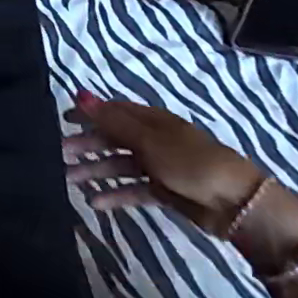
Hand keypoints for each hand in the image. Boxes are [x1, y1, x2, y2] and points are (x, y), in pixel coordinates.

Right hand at [62, 90, 264, 229]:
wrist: (235, 203)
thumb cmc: (190, 162)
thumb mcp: (149, 140)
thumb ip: (112, 121)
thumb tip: (81, 93)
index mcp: (152, 120)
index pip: (114, 111)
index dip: (90, 113)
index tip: (63, 119)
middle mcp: (154, 140)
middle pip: (114, 138)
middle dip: (88, 144)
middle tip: (61, 153)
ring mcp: (159, 166)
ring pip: (120, 165)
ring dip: (96, 171)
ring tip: (70, 180)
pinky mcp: (165, 191)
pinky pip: (133, 189)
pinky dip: (116, 194)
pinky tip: (96, 203)